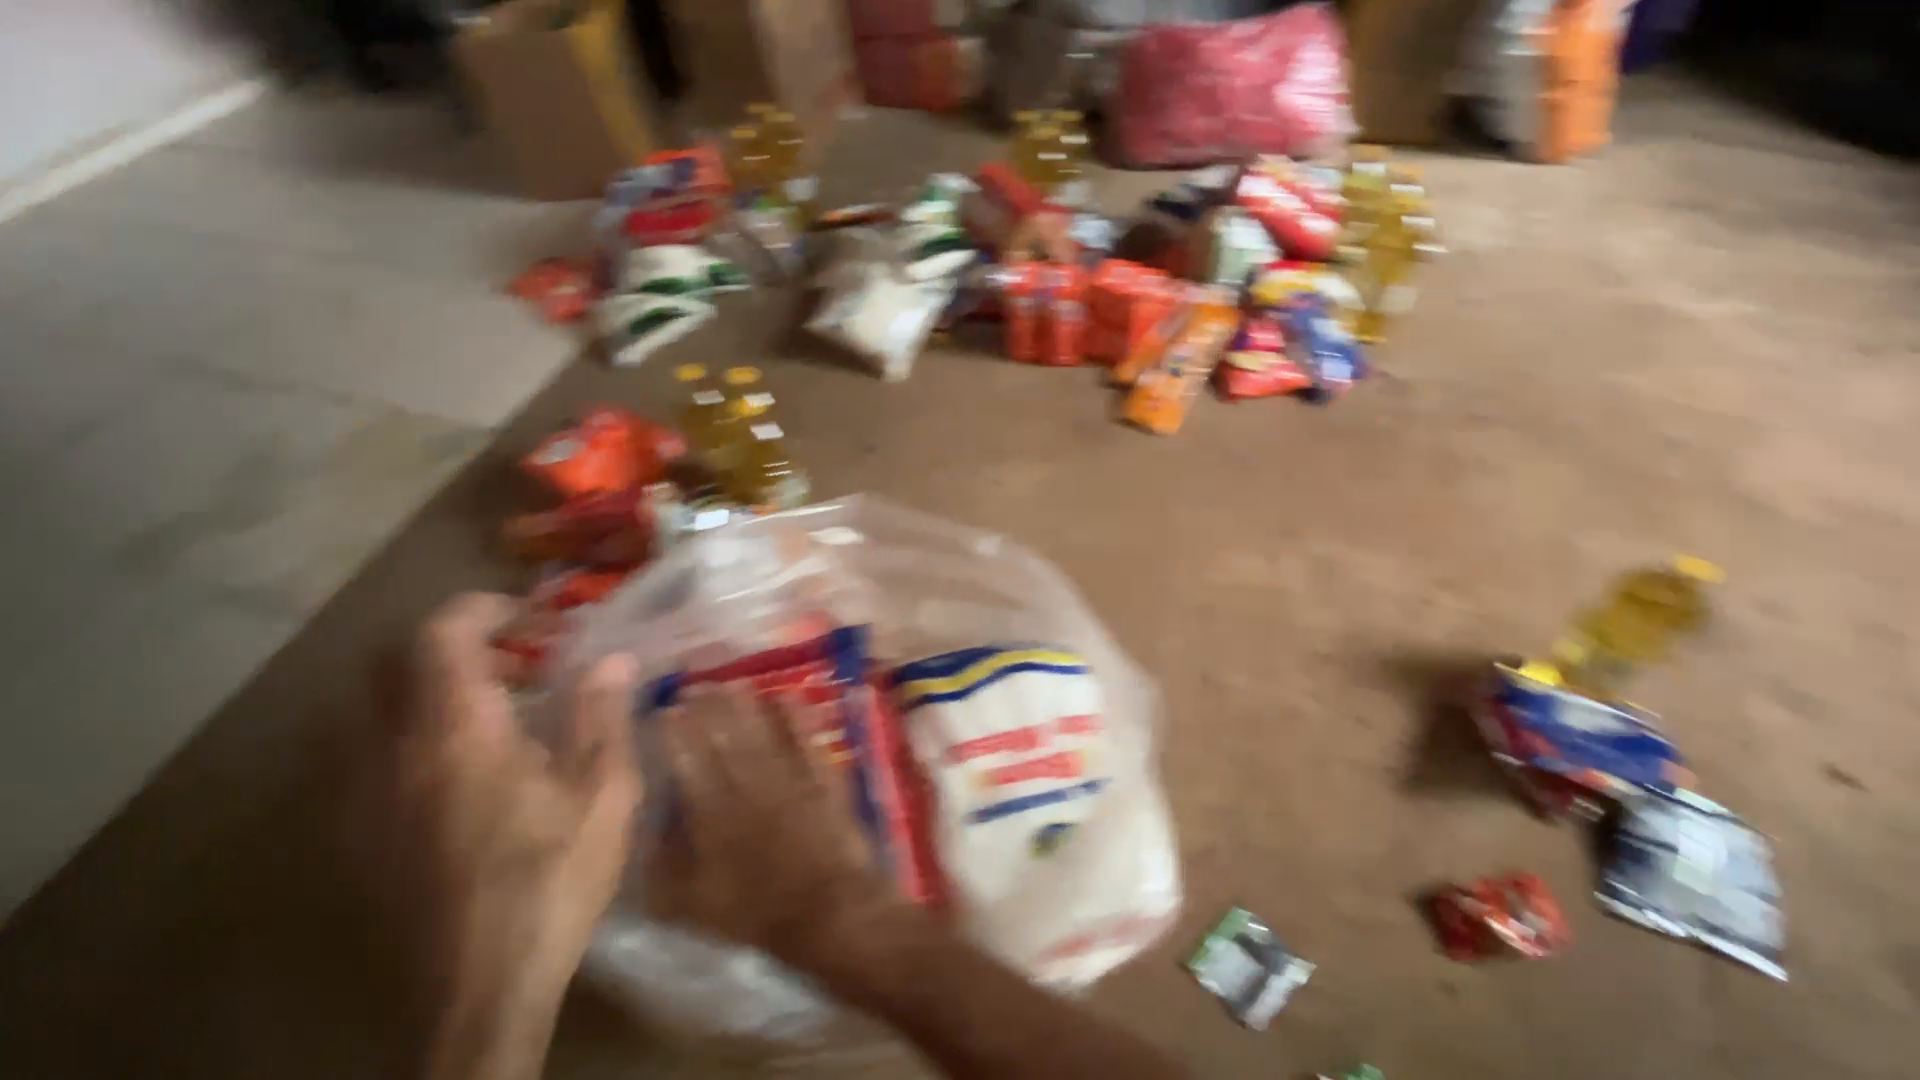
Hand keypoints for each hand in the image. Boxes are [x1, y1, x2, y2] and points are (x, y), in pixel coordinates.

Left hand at [377, 593, 639, 1078]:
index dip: (480, 609)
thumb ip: (603, 717)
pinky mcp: (358, 837)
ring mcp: (366, 797)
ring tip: (481, 717)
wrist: (484, 984)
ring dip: (419, 692)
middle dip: (447, 647)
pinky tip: (451, 776)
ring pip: (366, 711)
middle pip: (389, 664)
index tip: (526, 615)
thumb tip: (612, 659)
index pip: (442, 636)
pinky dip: (401, 739)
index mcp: (458, 732)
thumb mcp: (604, 796)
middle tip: (510, 667)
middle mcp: (396, 753)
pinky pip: (362, 760)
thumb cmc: (553, 879)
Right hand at [650, 686, 904, 968]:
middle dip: (708, 707)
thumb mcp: (692, 906)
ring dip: (746, 704)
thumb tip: (645, 830)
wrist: (831, 914)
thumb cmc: (758, 915)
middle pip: (725, 738)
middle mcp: (749, 787)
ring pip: (763, 732)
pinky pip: (809, 741)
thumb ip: (664, 866)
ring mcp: (790, 780)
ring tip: (730, 681)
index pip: (689, 763)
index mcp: (713, 814)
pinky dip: (798, 717)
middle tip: (695, 680)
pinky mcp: (825, 781)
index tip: (665, 707)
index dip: (676, 733)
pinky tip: (787, 695)